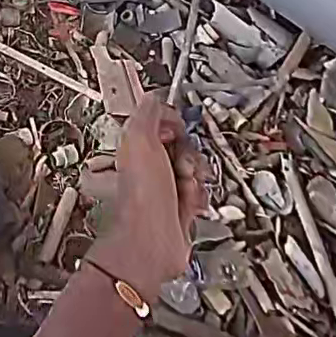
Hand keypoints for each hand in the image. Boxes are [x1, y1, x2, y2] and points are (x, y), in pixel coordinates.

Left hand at [87, 92, 208, 300]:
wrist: (151, 240)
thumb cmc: (142, 194)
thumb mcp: (141, 139)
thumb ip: (148, 112)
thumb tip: (155, 96)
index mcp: (136, 144)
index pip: (164, 121)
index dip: (176, 126)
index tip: (178, 133)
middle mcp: (149, 164)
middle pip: (185, 146)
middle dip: (190, 155)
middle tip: (182, 166)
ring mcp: (164, 185)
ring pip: (195, 170)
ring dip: (195, 179)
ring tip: (184, 188)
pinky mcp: (178, 205)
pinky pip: (199, 193)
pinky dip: (198, 198)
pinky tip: (188, 204)